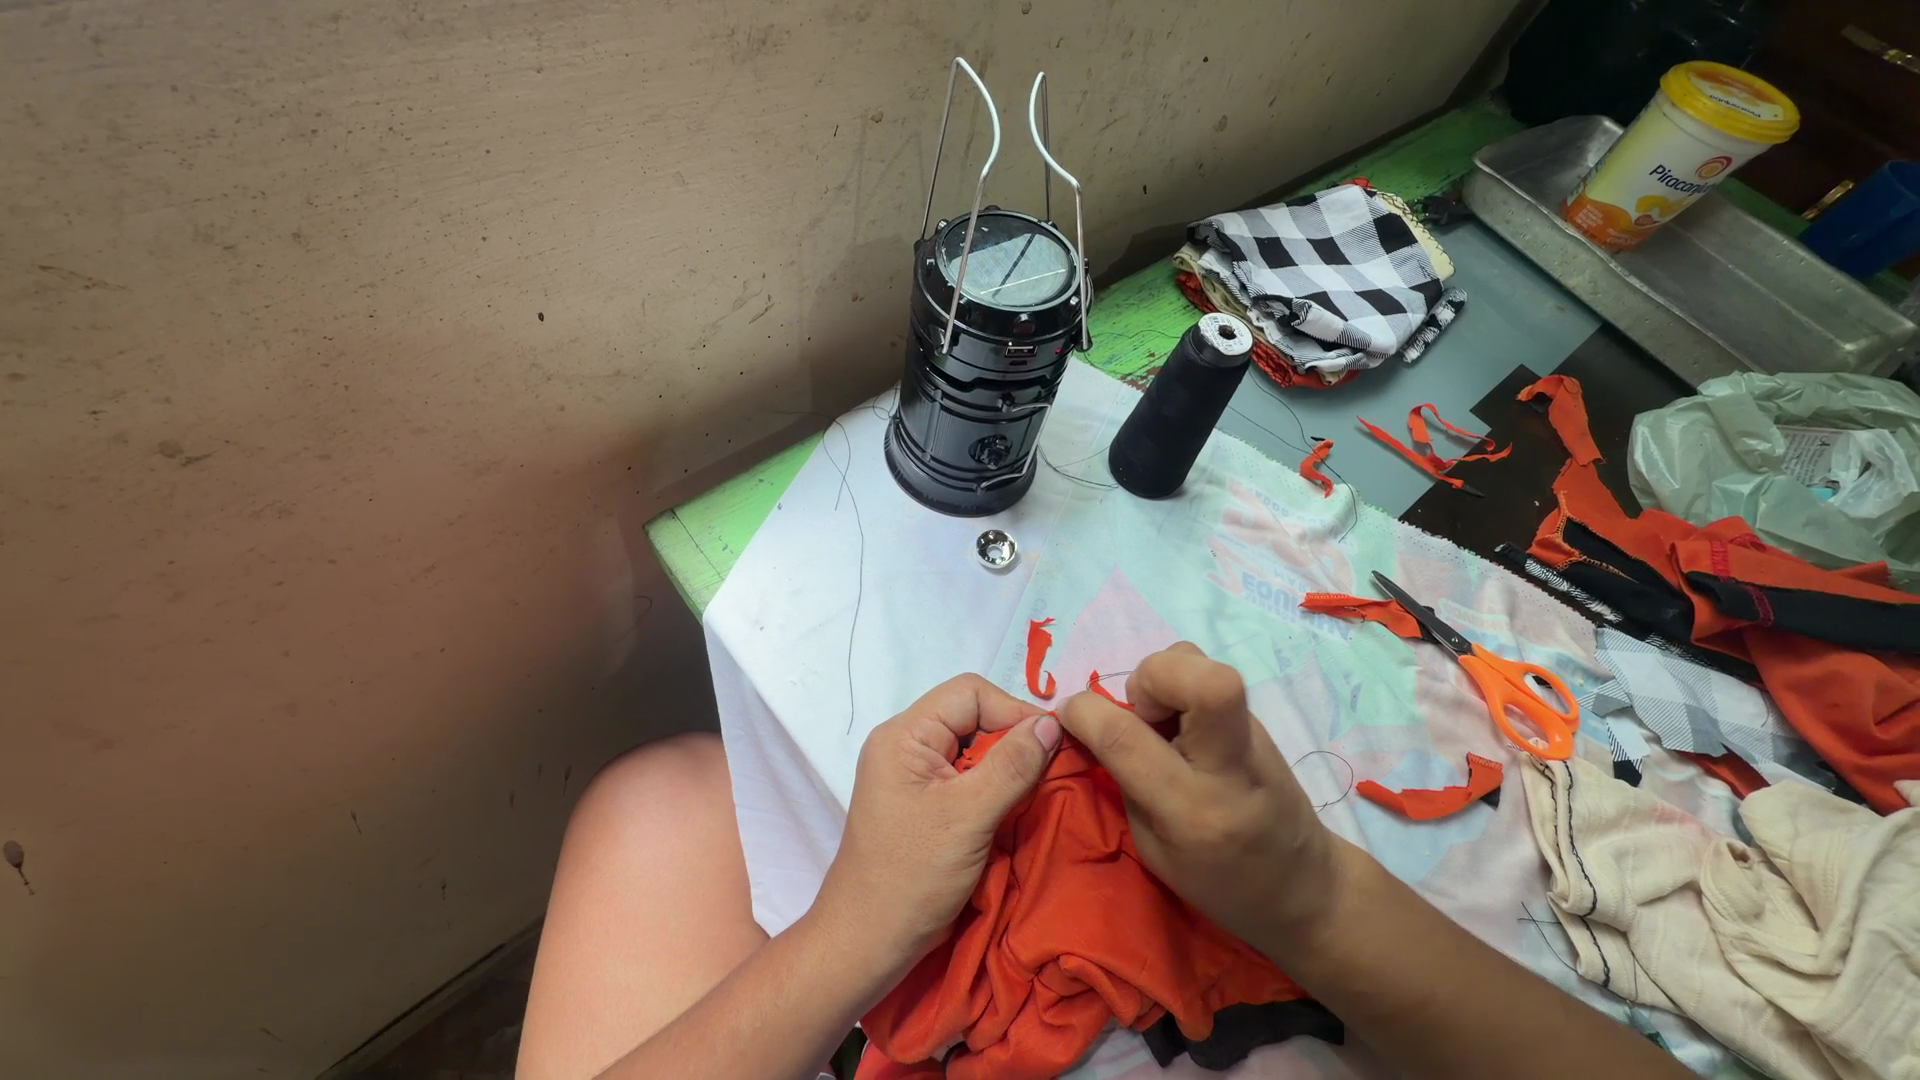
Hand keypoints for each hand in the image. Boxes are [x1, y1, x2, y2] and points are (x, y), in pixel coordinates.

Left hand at [811, 674, 1059, 972]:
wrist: (869, 941)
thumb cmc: (913, 875)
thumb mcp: (969, 816)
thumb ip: (1012, 765)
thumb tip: (1052, 722)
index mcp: (904, 735)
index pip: (969, 693)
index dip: (1013, 711)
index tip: (1052, 744)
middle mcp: (906, 744)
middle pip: (971, 715)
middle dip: (1012, 737)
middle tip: (1049, 768)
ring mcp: (913, 773)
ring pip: (973, 746)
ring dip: (1007, 763)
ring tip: (1035, 787)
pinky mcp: (924, 800)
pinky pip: (967, 774)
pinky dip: (995, 784)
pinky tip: (1014, 805)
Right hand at [1056, 643, 1338, 951]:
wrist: (1302, 887)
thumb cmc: (1217, 882)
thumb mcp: (1152, 847)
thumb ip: (1122, 778)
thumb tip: (1088, 721)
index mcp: (1191, 811)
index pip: (1127, 738)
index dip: (1083, 712)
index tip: (1069, 714)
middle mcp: (1229, 768)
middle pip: (1205, 683)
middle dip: (1150, 677)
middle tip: (1141, 714)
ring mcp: (1255, 737)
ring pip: (1206, 665)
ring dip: (1165, 676)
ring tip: (1161, 718)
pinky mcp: (1261, 720)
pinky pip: (1210, 675)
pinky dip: (1181, 684)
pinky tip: (1182, 723)